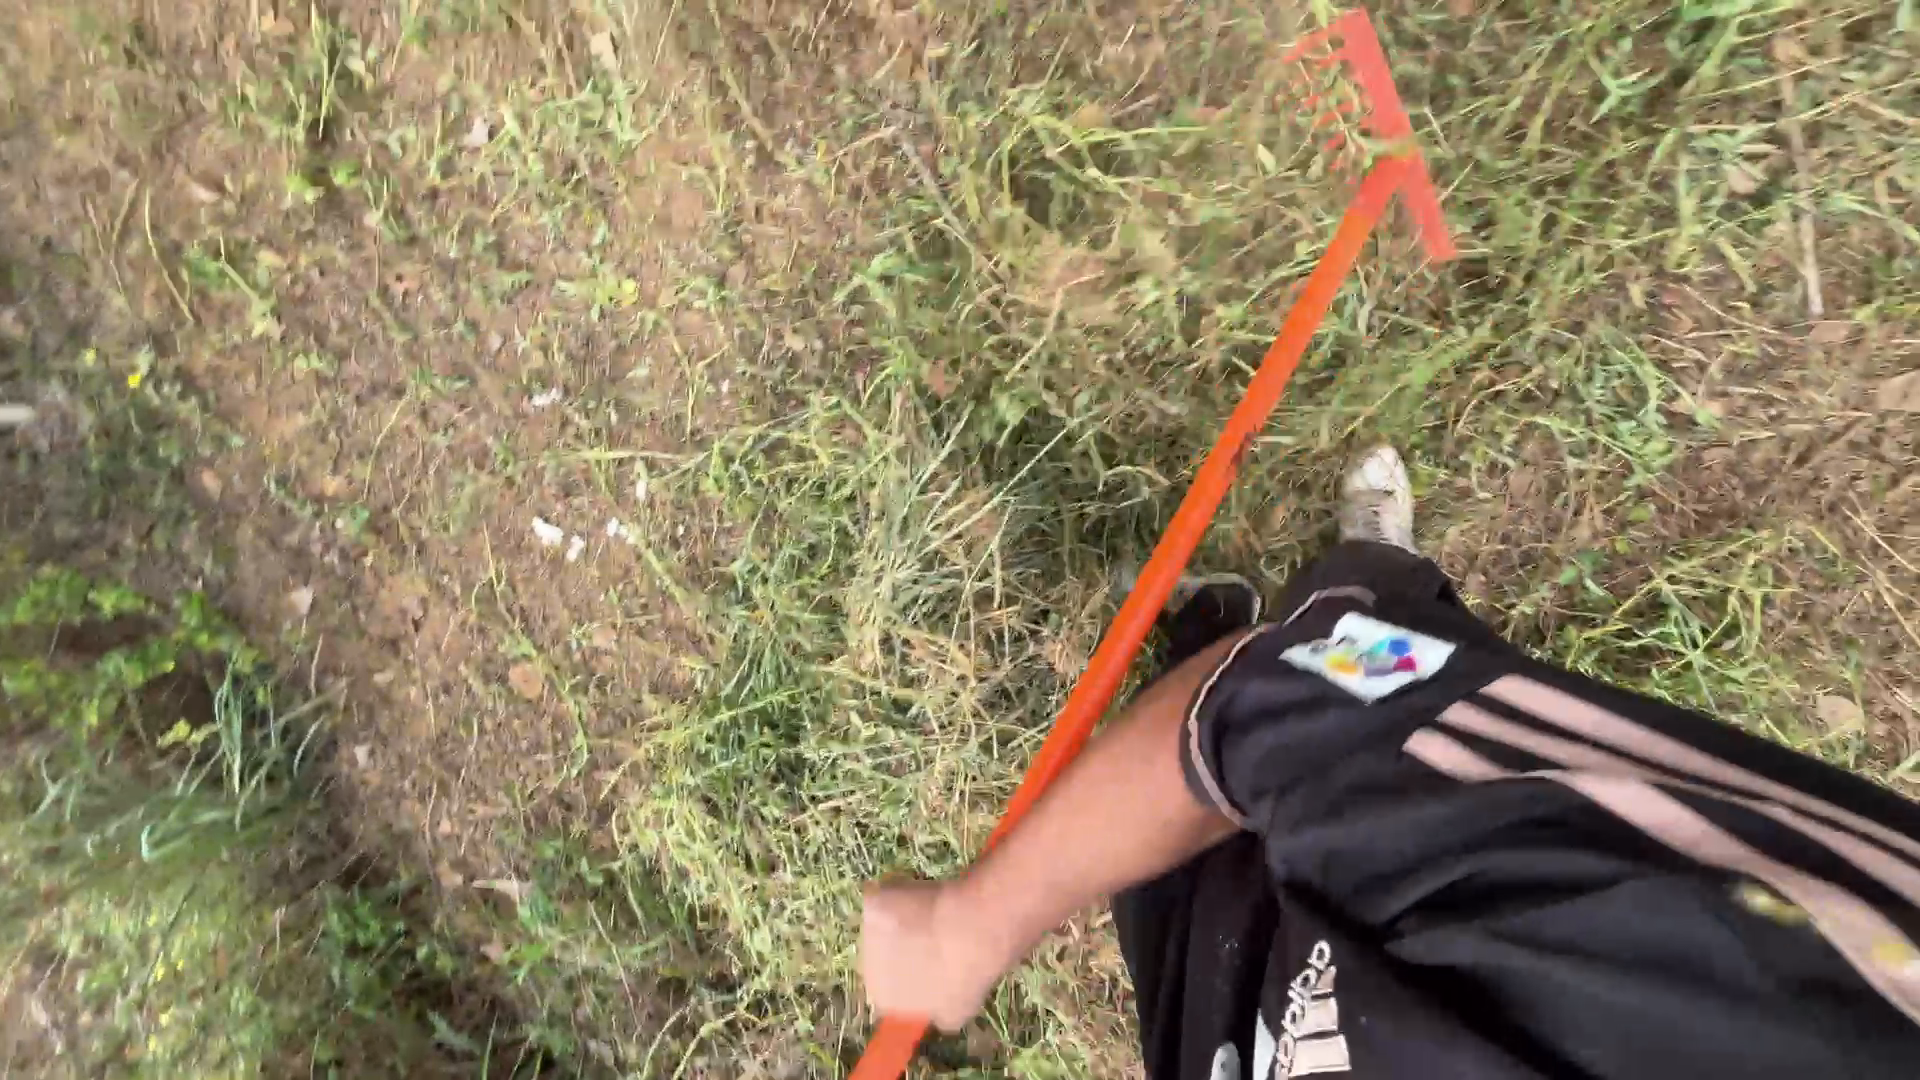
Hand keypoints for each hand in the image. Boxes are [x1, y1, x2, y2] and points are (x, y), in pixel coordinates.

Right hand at [860, 879, 1006, 1030]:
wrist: (966, 928)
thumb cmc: (965, 975)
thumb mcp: (955, 1012)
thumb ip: (934, 1013)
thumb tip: (932, 1007)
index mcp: (886, 1002)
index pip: (888, 993)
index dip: (906, 978)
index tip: (924, 966)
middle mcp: (868, 970)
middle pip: (879, 957)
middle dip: (898, 948)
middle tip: (928, 937)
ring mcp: (867, 932)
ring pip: (881, 923)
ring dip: (898, 919)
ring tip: (928, 913)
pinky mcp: (872, 902)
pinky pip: (884, 896)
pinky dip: (897, 893)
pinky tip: (921, 894)